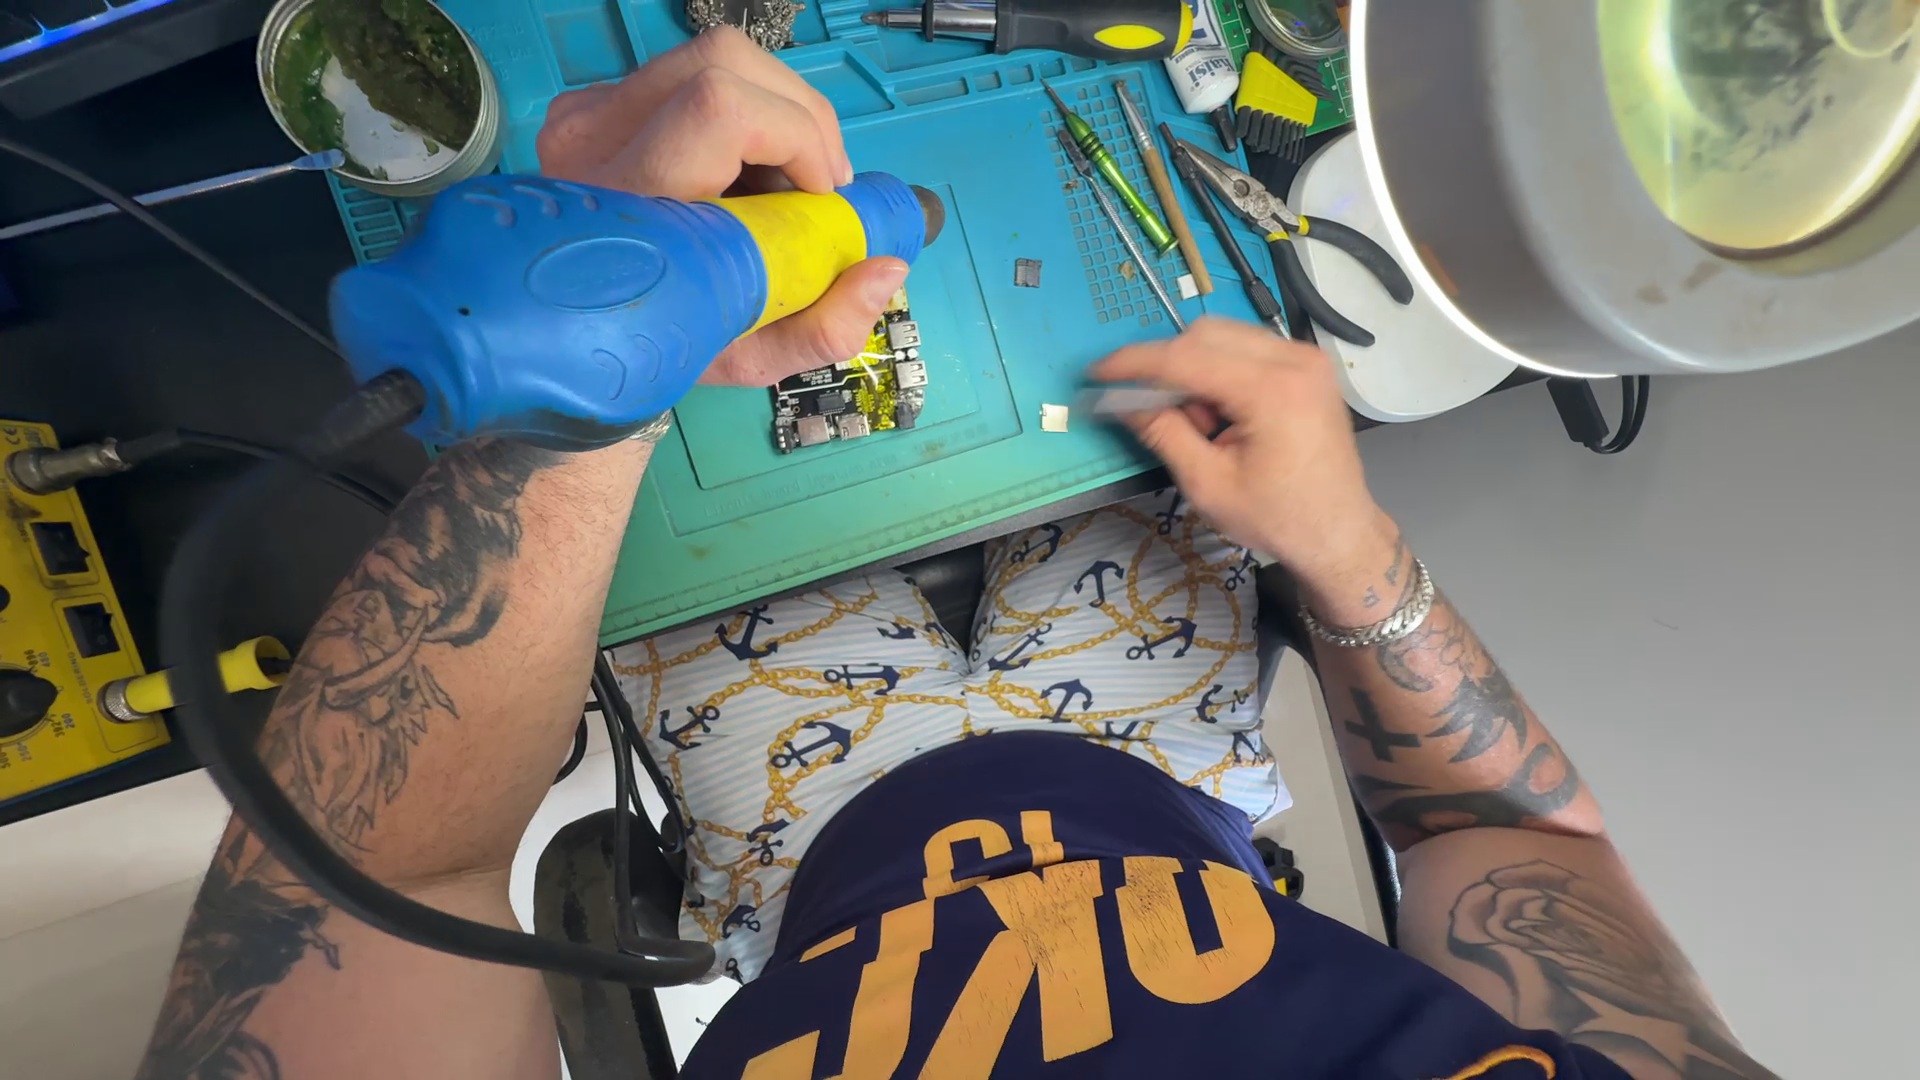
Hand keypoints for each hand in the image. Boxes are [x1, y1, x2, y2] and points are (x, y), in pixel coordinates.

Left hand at [534, 28, 907, 385]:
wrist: (596, 332)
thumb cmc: (677, 345)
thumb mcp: (755, 357)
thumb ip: (824, 330)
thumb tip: (888, 269)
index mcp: (634, 206)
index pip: (721, 110)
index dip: (797, 138)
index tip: (825, 201)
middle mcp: (598, 141)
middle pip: (724, 62)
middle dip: (804, 117)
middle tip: (826, 186)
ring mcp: (592, 112)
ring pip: (715, 56)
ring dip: (784, 109)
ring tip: (800, 176)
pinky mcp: (600, 101)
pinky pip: (695, 71)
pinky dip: (752, 110)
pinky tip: (758, 167)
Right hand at [1093, 318, 1395, 591]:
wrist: (1337, 531)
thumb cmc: (1275, 517)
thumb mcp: (1207, 483)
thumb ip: (1163, 433)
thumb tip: (1118, 401)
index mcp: (1272, 390)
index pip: (1186, 357)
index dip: (1134, 363)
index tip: (1097, 372)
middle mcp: (1293, 359)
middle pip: (1203, 335)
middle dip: (1164, 368)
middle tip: (1150, 412)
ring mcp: (1303, 357)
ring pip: (1222, 338)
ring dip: (1191, 371)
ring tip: (1196, 423)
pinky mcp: (1304, 366)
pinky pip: (1243, 350)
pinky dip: (1216, 373)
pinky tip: (1218, 415)